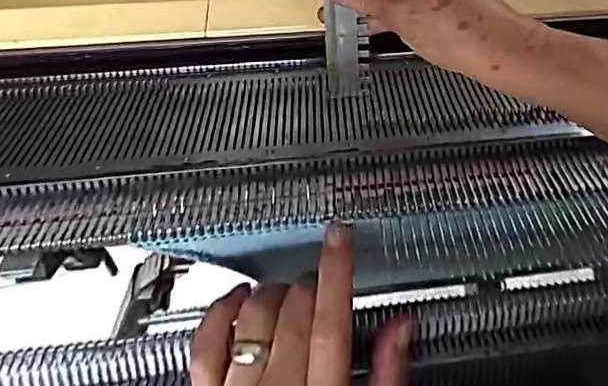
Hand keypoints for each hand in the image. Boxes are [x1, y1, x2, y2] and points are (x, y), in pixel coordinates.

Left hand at [189, 222, 410, 385]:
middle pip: (295, 314)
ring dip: (274, 293)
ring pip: (256, 319)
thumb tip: (400, 327)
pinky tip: (239, 299)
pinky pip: (208, 344)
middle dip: (311, 285)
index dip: (336, 271)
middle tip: (321, 285)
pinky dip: (223, 312)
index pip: (330, 323)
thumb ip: (386, 378)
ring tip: (288, 294)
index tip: (340, 235)